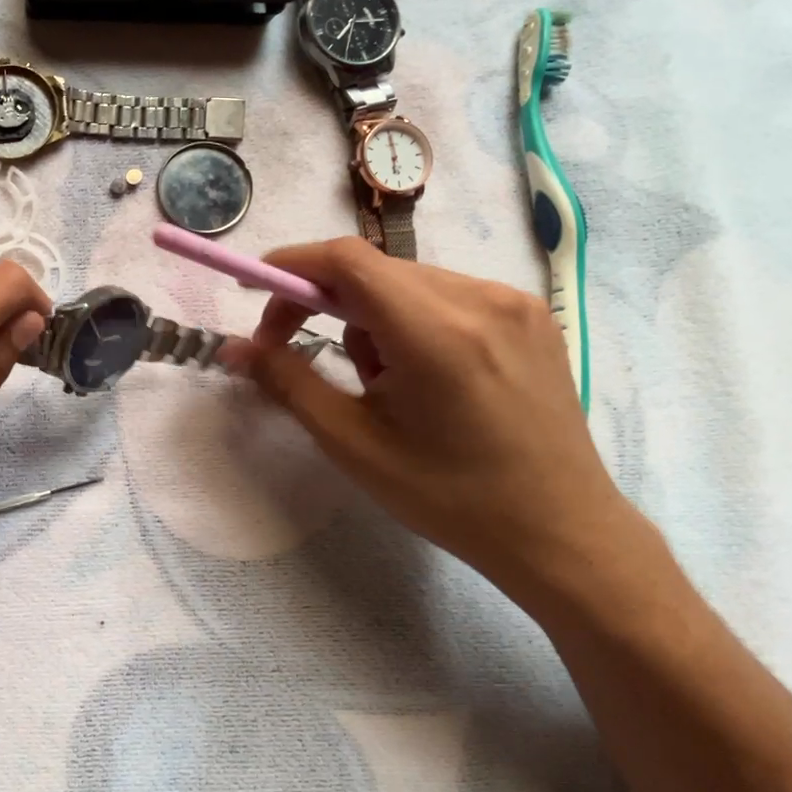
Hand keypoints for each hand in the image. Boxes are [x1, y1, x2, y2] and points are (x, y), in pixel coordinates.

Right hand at [219, 238, 640, 602]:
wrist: (559, 530)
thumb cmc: (446, 495)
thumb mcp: (350, 440)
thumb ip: (286, 381)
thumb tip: (233, 348)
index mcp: (436, 332)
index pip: (346, 261)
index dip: (290, 265)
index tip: (250, 290)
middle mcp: (482, 300)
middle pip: (372, 270)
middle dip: (321, 302)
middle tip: (293, 350)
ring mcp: (516, 304)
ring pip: (406, 282)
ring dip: (367, 316)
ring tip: (378, 382)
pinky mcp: (533, 318)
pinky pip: (445, 295)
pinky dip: (409, 321)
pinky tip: (419, 374)